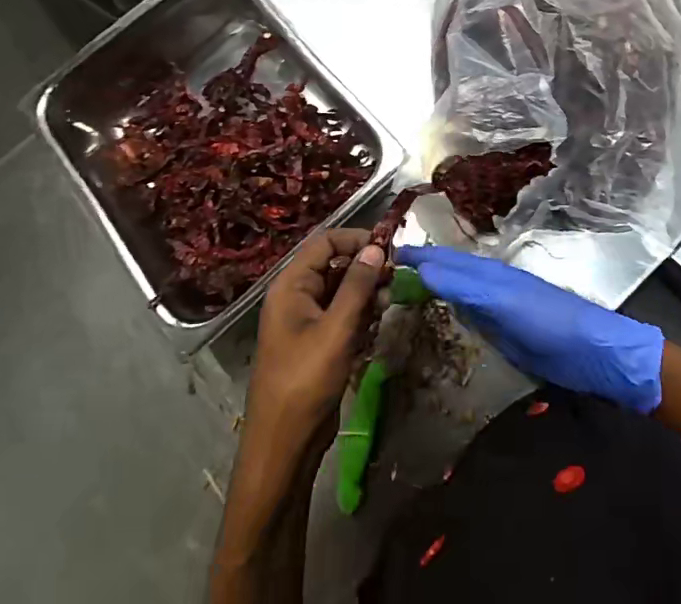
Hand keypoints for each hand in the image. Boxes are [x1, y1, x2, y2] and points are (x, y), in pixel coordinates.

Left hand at [244, 229, 386, 458]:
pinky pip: (341, 316)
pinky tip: (377, 326)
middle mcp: (296, 296)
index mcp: (290, 284)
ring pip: (341, 292)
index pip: (324, 243)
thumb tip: (376, 249)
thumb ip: (356, 287)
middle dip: (365, 269)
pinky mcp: (318, 342)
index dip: (356, 240)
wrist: (285, 440)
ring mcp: (306, 320)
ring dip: (365, 294)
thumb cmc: (305, 380)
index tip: (391, 250)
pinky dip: (360, 316)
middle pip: (333, 266)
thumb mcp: (336, 330)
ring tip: (388, 305)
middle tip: (396, 282)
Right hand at [398, 246, 664, 411]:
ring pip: (455, 289)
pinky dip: (448, 307)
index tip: (386, 253)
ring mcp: (496, 306)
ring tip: (404, 285)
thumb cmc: (548, 323)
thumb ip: (463, 286)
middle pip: (447, 270)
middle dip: (419, 266)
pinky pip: (467, 312)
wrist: (592, 355)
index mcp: (486, 272)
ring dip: (430, 285)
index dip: (416, 256)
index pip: (442, 259)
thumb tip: (421, 270)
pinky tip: (440, 313)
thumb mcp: (502, 303)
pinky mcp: (503, 328)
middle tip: (387, 270)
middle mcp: (488, 283)